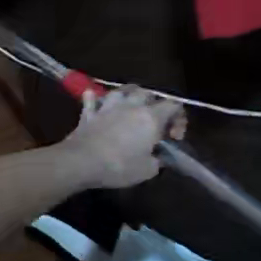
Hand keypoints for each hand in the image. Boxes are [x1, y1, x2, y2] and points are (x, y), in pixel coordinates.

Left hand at [59, 87, 183, 188]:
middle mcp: (130, 106)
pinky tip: (96, 103)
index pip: (174, 105)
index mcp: (151, 117)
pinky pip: (92, 100)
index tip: (173, 137)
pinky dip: (95, 100)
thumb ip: (157, 160)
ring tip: (129, 107)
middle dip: (154, 104)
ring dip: (128, 96)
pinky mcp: (88, 113)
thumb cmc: (119, 166)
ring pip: (121, 90)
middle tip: (153, 122)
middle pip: (148, 93)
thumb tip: (156, 156)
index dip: (179, 119)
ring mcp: (107, 107)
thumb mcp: (148, 170)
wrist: (81, 162)